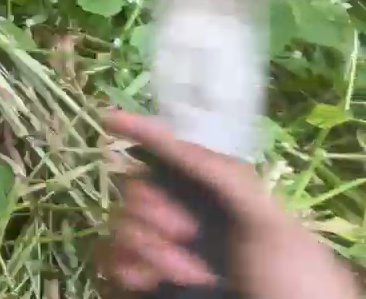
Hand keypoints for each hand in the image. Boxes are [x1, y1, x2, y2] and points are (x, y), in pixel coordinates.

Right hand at [103, 111, 358, 298]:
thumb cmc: (295, 285)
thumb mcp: (270, 223)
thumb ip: (212, 169)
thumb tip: (125, 117)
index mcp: (218, 206)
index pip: (163, 160)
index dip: (143, 144)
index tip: (109, 122)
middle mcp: (186, 225)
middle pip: (133, 188)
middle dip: (151, 207)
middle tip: (184, 231)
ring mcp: (161, 254)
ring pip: (117, 222)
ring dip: (147, 245)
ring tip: (188, 274)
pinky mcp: (137, 278)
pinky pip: (105, 254)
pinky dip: (125, 265)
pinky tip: (150, 280)